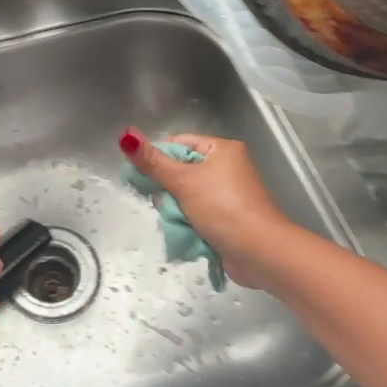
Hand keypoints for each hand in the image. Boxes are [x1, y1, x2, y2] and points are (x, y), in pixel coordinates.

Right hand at [119, 129, 306, 288]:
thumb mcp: (184, 181)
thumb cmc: (223, 208)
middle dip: (167, 189)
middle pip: (181, 171)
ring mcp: (228, 195)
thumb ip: (153, 161)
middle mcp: (227, 168)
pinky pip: (197, 214)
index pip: (179, 144)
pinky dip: (189, 222)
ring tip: (176, 221)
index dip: (158, 158)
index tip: (143, 177)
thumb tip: (126, 134)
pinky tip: (185, 232)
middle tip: (163, 203)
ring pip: (186, 196)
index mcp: (222, 150)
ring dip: (176, 209)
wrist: (260, 252)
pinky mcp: (228, 218)